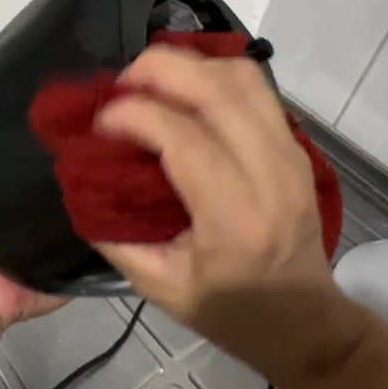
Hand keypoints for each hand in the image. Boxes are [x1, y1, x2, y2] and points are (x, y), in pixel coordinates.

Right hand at [89, 46, 370, 385]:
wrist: (306, 323)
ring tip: (149, 83)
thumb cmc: (229, 311)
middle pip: (218, 88)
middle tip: (119, 86)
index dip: (132, 114)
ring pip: (241, 75)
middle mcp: (271, 174)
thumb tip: (81, 177)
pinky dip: (211, 75)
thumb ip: (113, 232)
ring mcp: (290, 154)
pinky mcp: (295, 145)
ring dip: (188, 65)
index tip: (98, 123)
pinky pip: (254, 87)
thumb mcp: (158, 286)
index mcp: (235, 218)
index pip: (182, 136)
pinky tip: (181, 92)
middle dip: (158, 70)